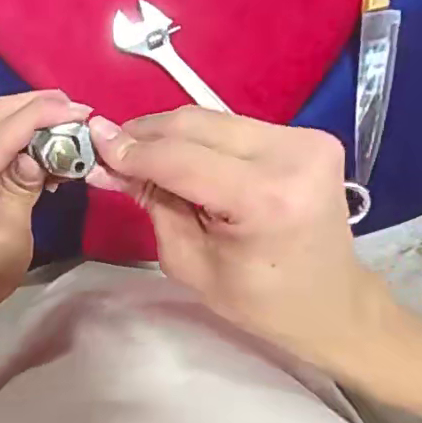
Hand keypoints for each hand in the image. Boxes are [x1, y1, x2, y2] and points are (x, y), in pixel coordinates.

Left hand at [0, 90, 90, 326]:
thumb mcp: (11, 232)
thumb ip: (23, 184)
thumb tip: (41, 150)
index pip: (0, 133)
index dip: (42, 116)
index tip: (81, 110)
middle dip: (35, 108)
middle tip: (76, 111)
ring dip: (25, 121)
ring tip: (64, 126)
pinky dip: (12, 140)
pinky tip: (40, 148)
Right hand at [87, 107, 395, 369]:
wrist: (333, 304)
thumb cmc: (259, 301)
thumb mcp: (188, 261)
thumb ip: (151, 203)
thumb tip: (106, 164)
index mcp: (266, 198)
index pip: (179, 158)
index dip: (128, 149)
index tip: (89, 142)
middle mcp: (292, 155)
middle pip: (193, 124)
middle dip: (142, 135)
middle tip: (106, 151)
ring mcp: (305, 139)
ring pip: (209, 119)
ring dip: (165, 135)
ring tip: (135, 157)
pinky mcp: (305, 136)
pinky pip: (229, 127)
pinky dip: (193, 139)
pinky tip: (174, 159)